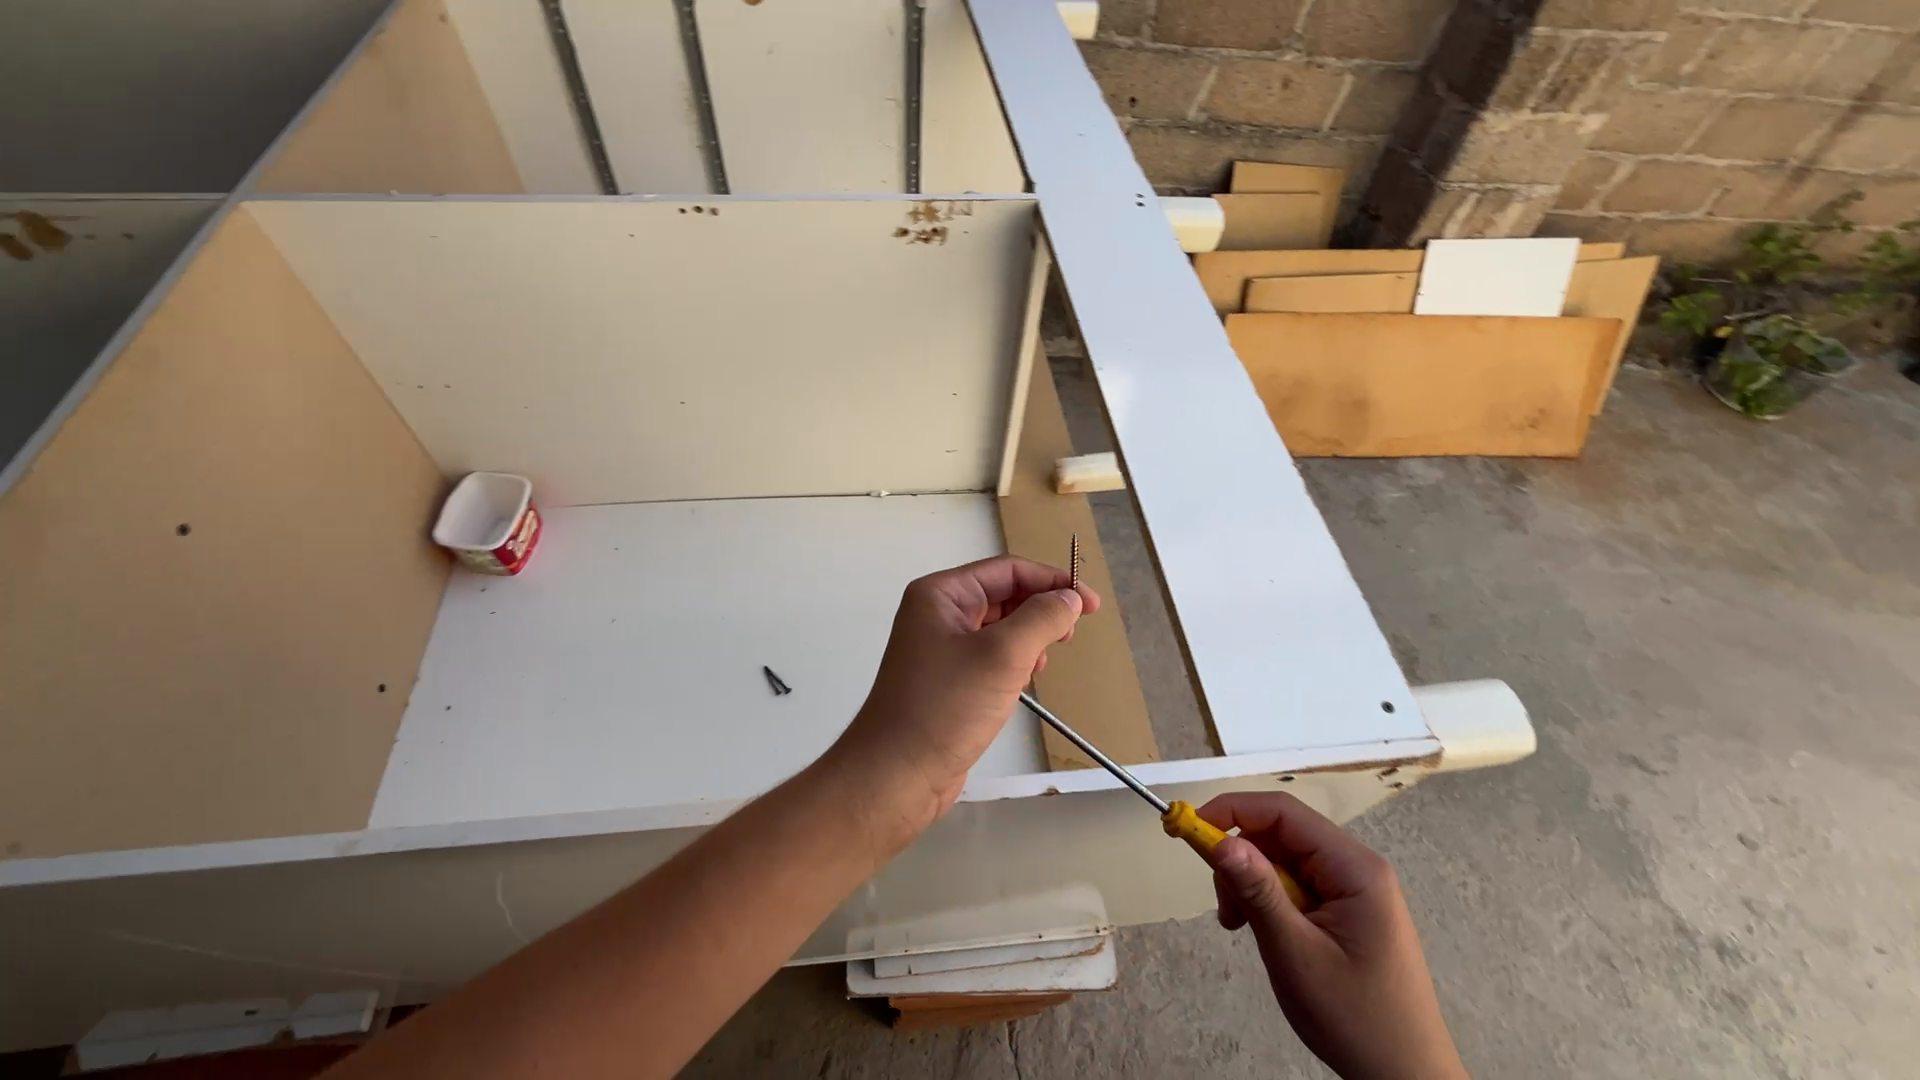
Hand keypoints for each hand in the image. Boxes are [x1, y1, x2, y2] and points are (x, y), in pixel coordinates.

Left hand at [829, 556, 1095, 831]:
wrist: (897, 774)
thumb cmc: (945, 707)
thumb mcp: (1003, 656)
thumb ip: (1042, 619)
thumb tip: (1069, 598)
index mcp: (941, 594)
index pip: (1007, 570)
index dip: (1051, 581)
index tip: (1090, 604)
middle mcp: (938, 614)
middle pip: (1004, 595)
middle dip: (1041, 611)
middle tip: (1071, 635)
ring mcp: (942, 648)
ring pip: (1001, 628)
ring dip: (1030, 639)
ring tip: (1042, 663)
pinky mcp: (950, 680)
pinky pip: (992, 657)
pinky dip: (1015, 663)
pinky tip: (1024, 681)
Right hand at [1202, 792, 1467, 1079]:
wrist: (1406, 1079)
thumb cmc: (1355, 1018)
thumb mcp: (1296, 954)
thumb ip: (1257, 892)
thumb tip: (1219, 839)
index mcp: (1354, 868)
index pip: (1283, 813)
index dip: (1232, 811)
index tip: (1188, 831)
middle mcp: (1355, 867)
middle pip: (1280, 834)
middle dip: (1240, 858)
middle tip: (1223, 906)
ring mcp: (1352, 889)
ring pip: (1282, 860)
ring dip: (1250, 884)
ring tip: (1241, 926)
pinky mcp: (1345, 910)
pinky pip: (1294, 885)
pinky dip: (1266, 900)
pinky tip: (1260, 931)